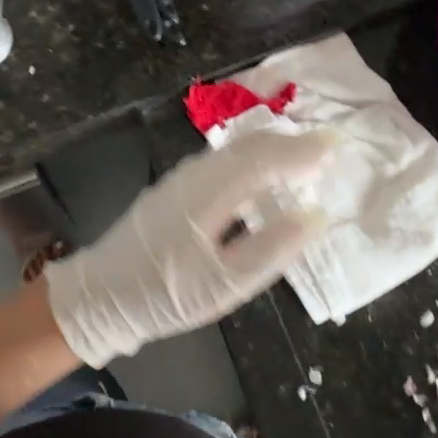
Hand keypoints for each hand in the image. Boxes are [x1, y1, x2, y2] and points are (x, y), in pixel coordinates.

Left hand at [44, 128, 339, 366]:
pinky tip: (262, 174)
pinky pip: (222, 160)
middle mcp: (195, 174)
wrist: (100, 296)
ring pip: (233, 150)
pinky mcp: (175, 189)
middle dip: (291, 141)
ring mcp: (181, 178)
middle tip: (328, 146)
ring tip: (304, 155)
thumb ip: (272, 249)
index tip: (337, 144)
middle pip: (249, 145)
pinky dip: (252, 158)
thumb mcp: (225, 284)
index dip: (303, 149)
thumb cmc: (164, 293)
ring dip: (272, 147)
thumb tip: (316, 215)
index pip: (264, 157)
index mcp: (209, 192)